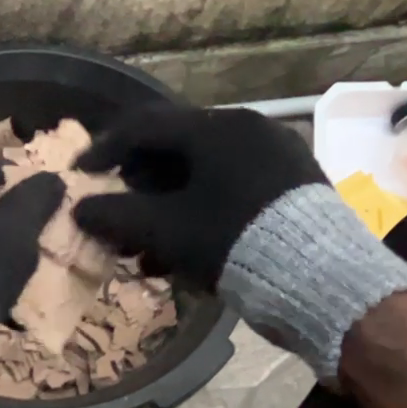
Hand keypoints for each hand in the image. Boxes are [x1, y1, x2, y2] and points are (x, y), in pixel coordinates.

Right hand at [72, 103, 406, 384]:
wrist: (326, 281)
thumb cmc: (236, 242)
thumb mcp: (166, 230)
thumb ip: (116, 216)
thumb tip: (80, 209)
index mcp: (217, 128)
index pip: (145, 126)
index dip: (105, 148)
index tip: (82, 172)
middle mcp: (249, 130)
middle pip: (174, 150)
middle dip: (138, 187)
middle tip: (117, 216)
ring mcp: (276, 157)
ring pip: (201, 175)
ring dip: (165, 207)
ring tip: (145, 248)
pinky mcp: (294, 186)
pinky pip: (230, 190)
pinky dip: (198, 213)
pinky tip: (183, 252)